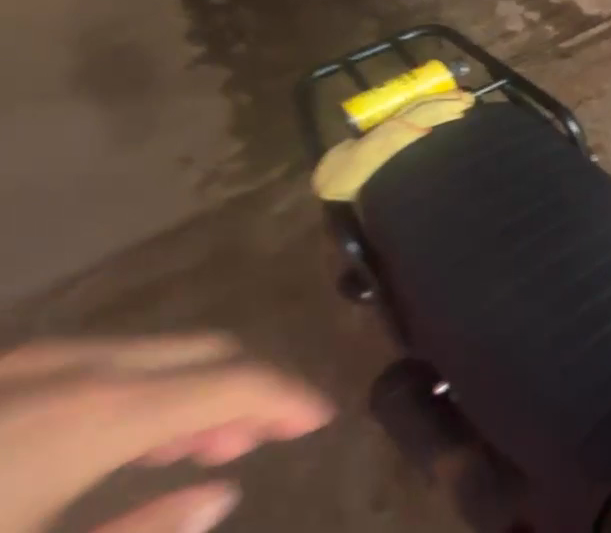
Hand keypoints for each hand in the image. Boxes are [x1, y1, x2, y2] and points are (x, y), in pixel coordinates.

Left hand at [0, 334, 333, 532]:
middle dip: (249, 390)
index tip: (320, 420)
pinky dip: (138, 387)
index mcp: (104, 411)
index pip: (239, 381)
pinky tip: (118, 436)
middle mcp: (82, 365)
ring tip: (191, 447)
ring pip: (154, 352)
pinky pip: (97, 360)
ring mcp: (32, 359)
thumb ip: (143, 530)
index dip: (290, 398)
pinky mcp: (0, 367)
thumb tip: (220, 496)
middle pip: (207, 352)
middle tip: (259, 442)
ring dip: (194, 388)